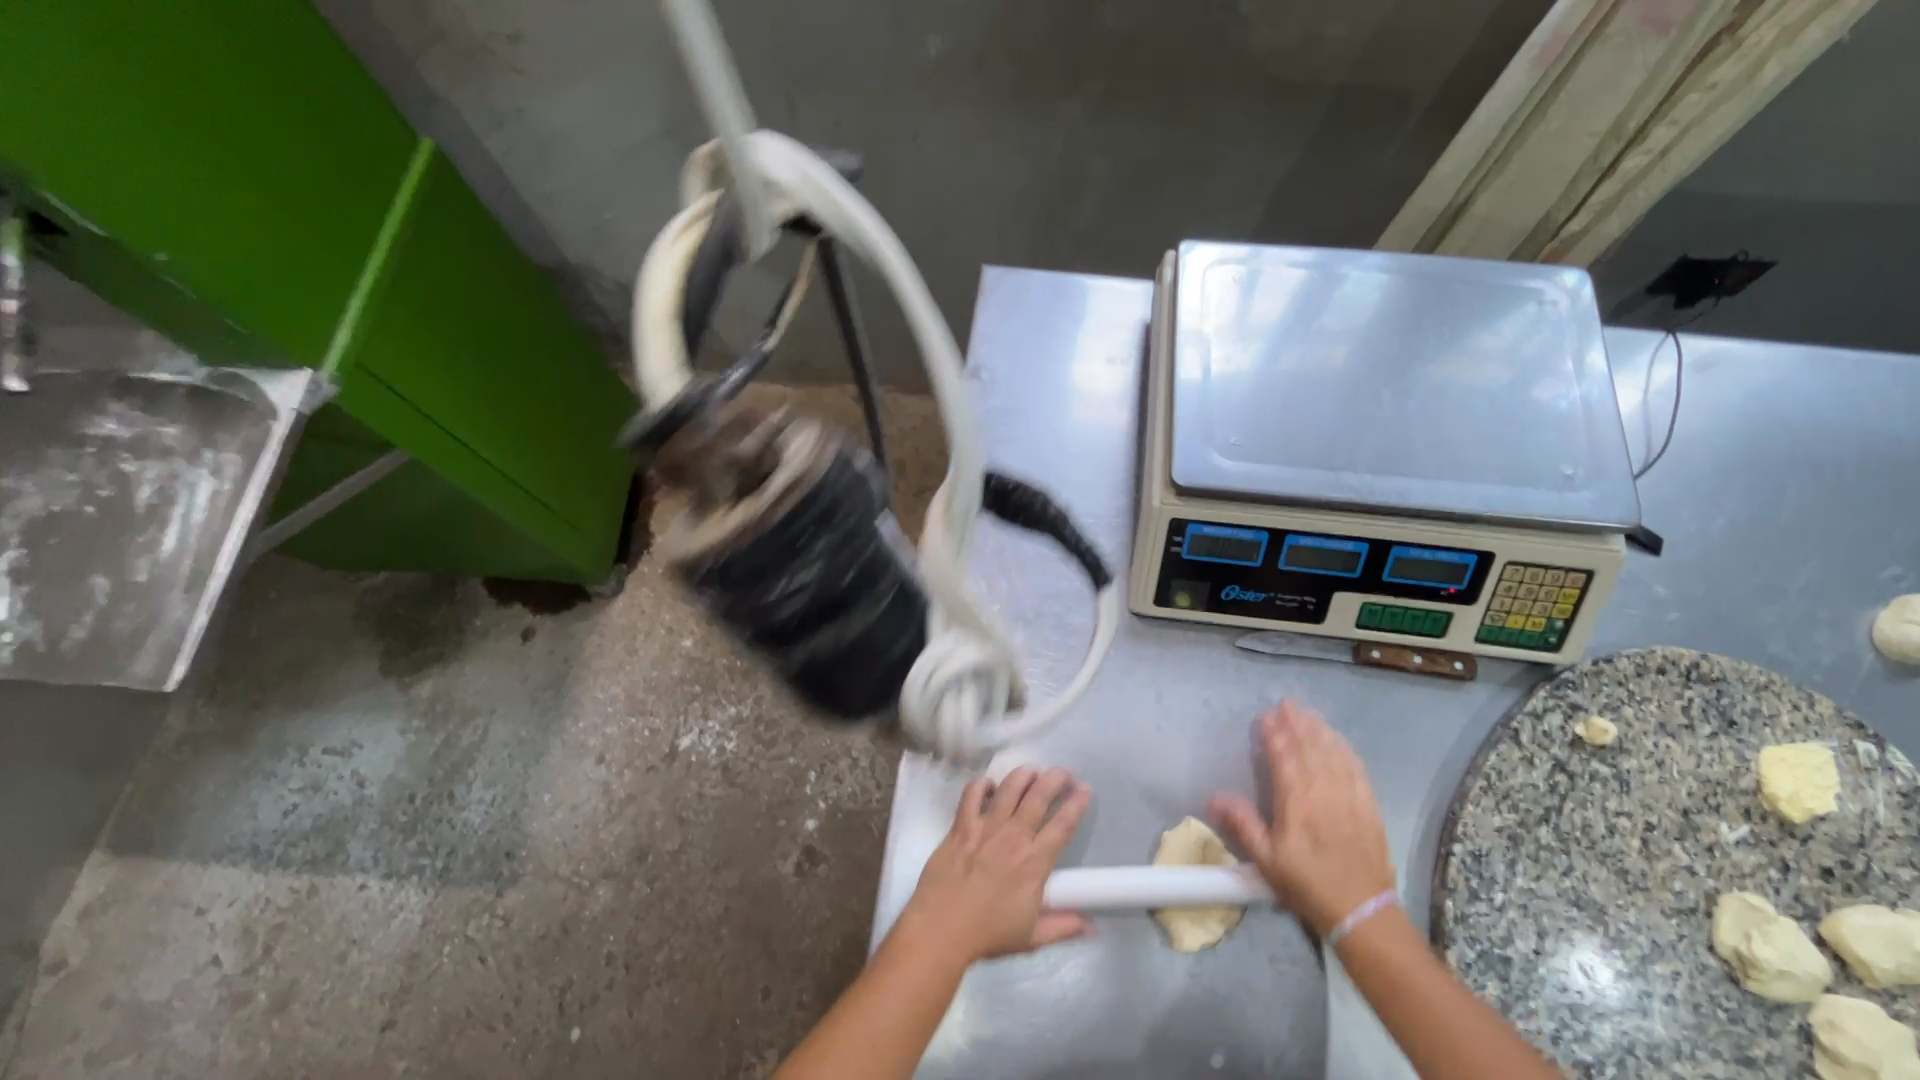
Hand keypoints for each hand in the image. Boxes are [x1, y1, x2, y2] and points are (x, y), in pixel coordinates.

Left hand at [895, 767, 1092, 964]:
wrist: (941, 929)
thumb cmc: (988, 935)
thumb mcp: (1031, 937)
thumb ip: (1063, 927)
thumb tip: (1092, 926)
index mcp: (1034, 862)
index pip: (1063, 825)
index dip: (1076, 804)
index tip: (1085, 789)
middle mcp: (1013, 838)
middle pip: (1038, 796)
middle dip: (1054, 779)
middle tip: (1062, 773)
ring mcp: (985, 829)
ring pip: (1008, 789)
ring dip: (1022, 775)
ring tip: (1031, 771)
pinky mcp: (960, 828)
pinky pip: (971, 795)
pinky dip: (981, 784)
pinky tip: (989, 784)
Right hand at [1209, 701, 1394, 937]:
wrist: (1362, 910)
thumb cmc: (1307, 885)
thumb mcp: (1267, 860)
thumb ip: (1243, 824)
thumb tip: (1214, 797)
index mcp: (1297, 803)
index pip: (1284, 759)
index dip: (1275, 735)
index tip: (1266, 717)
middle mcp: (1325, 792)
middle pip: (1310, 749)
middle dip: (1297, 724)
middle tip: (1287, 704)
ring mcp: (1351, 797)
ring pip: (1334, 754)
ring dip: (1320, 731)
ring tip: (1308, 713)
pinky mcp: (1370, 806)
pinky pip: (1357, 768)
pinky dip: (1345, 749)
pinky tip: (1338, 741)